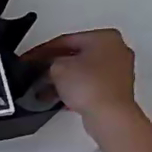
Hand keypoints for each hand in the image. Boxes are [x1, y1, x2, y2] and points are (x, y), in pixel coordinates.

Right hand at [21, 28, 139, 122]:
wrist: (108, 114)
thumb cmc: (92, 86)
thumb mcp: (57, 68)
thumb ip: (50, 63)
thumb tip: (50, 68)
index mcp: (104, 37)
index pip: (65, 40)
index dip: (43, 50)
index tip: (32, 57)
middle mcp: (116, 49)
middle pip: (76, 54)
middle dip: (55, 64)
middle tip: (39, 70)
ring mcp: (119, 70)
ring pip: (83, 70)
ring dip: (64, 79)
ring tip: (46, 88)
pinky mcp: (116, 89)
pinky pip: (90, 84)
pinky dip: (75, 89)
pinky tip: (60, 97)